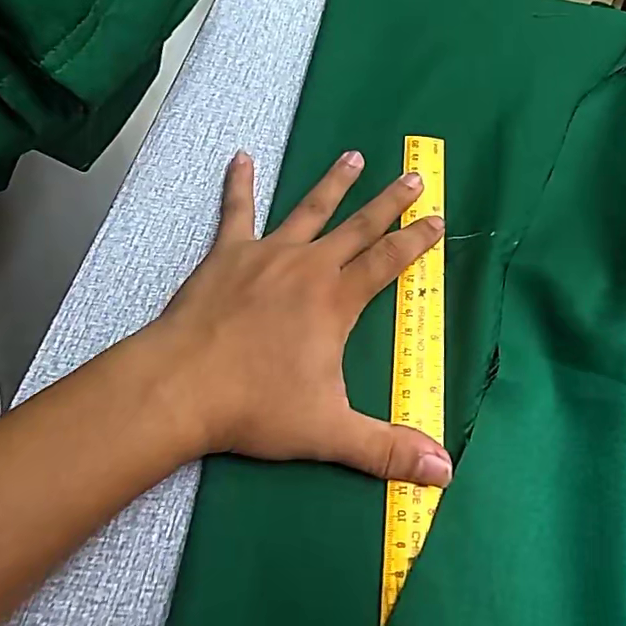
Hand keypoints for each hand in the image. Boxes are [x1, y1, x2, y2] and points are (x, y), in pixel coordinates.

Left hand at [135, 149, 451, 486]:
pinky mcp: (227, 254)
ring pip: (309, 209)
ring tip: (353, 155)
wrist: (180, 387)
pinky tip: (240, 157)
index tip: (437, 218)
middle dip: (389, 201)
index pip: (389, 261)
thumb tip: (445, 471)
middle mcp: (309, 267)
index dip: (417, 240)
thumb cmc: (256, 406)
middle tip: (412, 175)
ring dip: (334, 183)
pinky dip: (239, 184)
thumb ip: (387, 449)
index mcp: (336, 300)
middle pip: (359, 226)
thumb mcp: (329, 432)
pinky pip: (236, 210)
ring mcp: (267, 254)